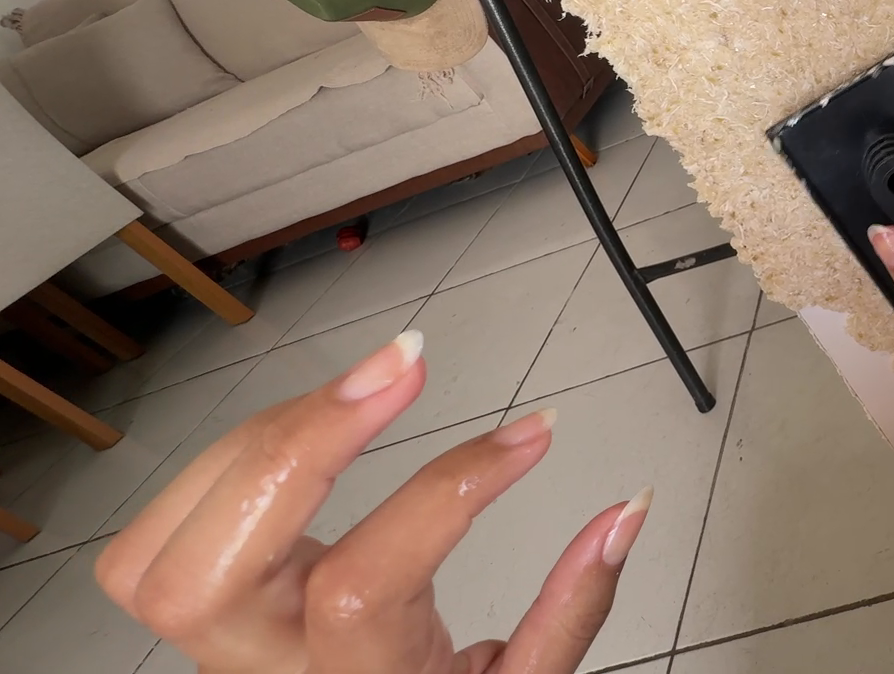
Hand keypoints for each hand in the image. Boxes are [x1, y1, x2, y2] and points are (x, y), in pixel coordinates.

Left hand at [95, 330, 648, 673]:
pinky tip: (323, 422)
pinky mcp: (210, 613)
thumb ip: (576, 605)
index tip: (538, 430)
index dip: (458, 487)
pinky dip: (235, 457)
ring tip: (374, 382)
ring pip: (156, 555)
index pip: (369, 582)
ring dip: (267, 438)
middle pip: (208, 575)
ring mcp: (217, 647)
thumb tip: (627, 510)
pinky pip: (158, 541)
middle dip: (308, 442)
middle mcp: (262, 673)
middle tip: (409, 360)